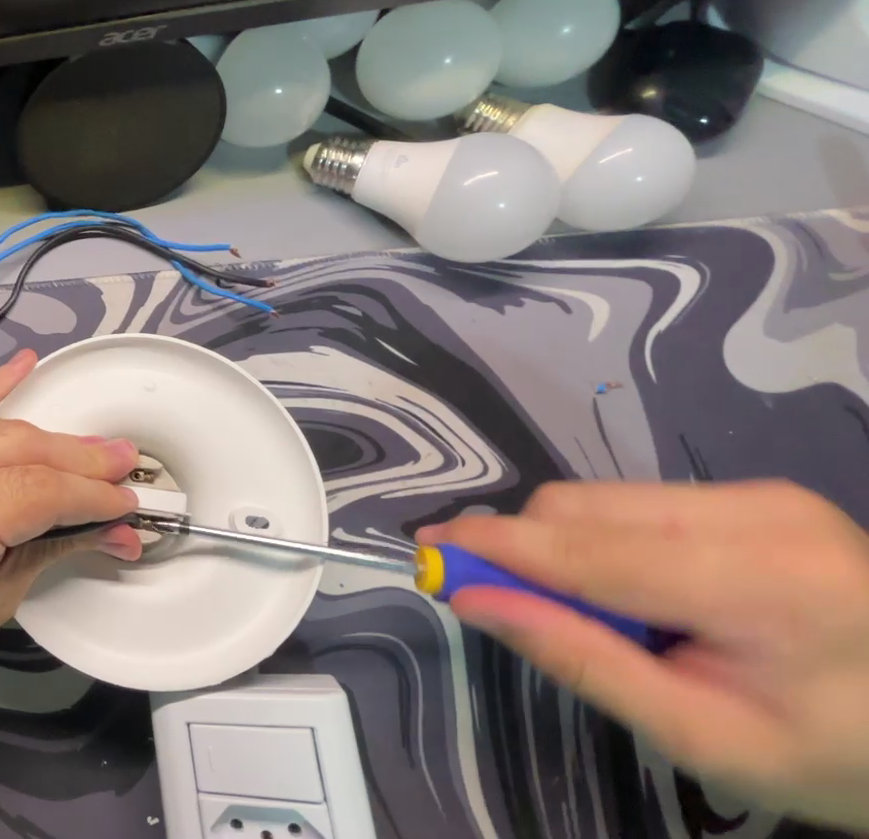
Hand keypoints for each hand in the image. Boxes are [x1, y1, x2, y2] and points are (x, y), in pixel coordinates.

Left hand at [0, 350, 140, 780]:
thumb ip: (55, 546)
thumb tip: (116, 527)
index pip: (38, 488)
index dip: (92, 493)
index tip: (129, 500)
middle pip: (16, 446)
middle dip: (76, 457)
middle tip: (122, 465)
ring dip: (41, 437)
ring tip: (90, 449)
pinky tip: (21, 366)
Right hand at [418, 480, 868, 830]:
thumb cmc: (838, 757)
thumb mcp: (704, 737)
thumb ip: (581, 660)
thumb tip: (472, 601)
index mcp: (763, 583)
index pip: (587, 550)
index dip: (494, 545)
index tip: (424, 549)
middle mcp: (760, 515)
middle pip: (580, 509)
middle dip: (525, 550)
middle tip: (501, 600)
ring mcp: (763, 496)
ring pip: (596, 499)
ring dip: (563, 548)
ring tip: (605, 614)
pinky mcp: (758, 494)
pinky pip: (630, 502)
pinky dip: (602, 542)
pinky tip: (639, 591)